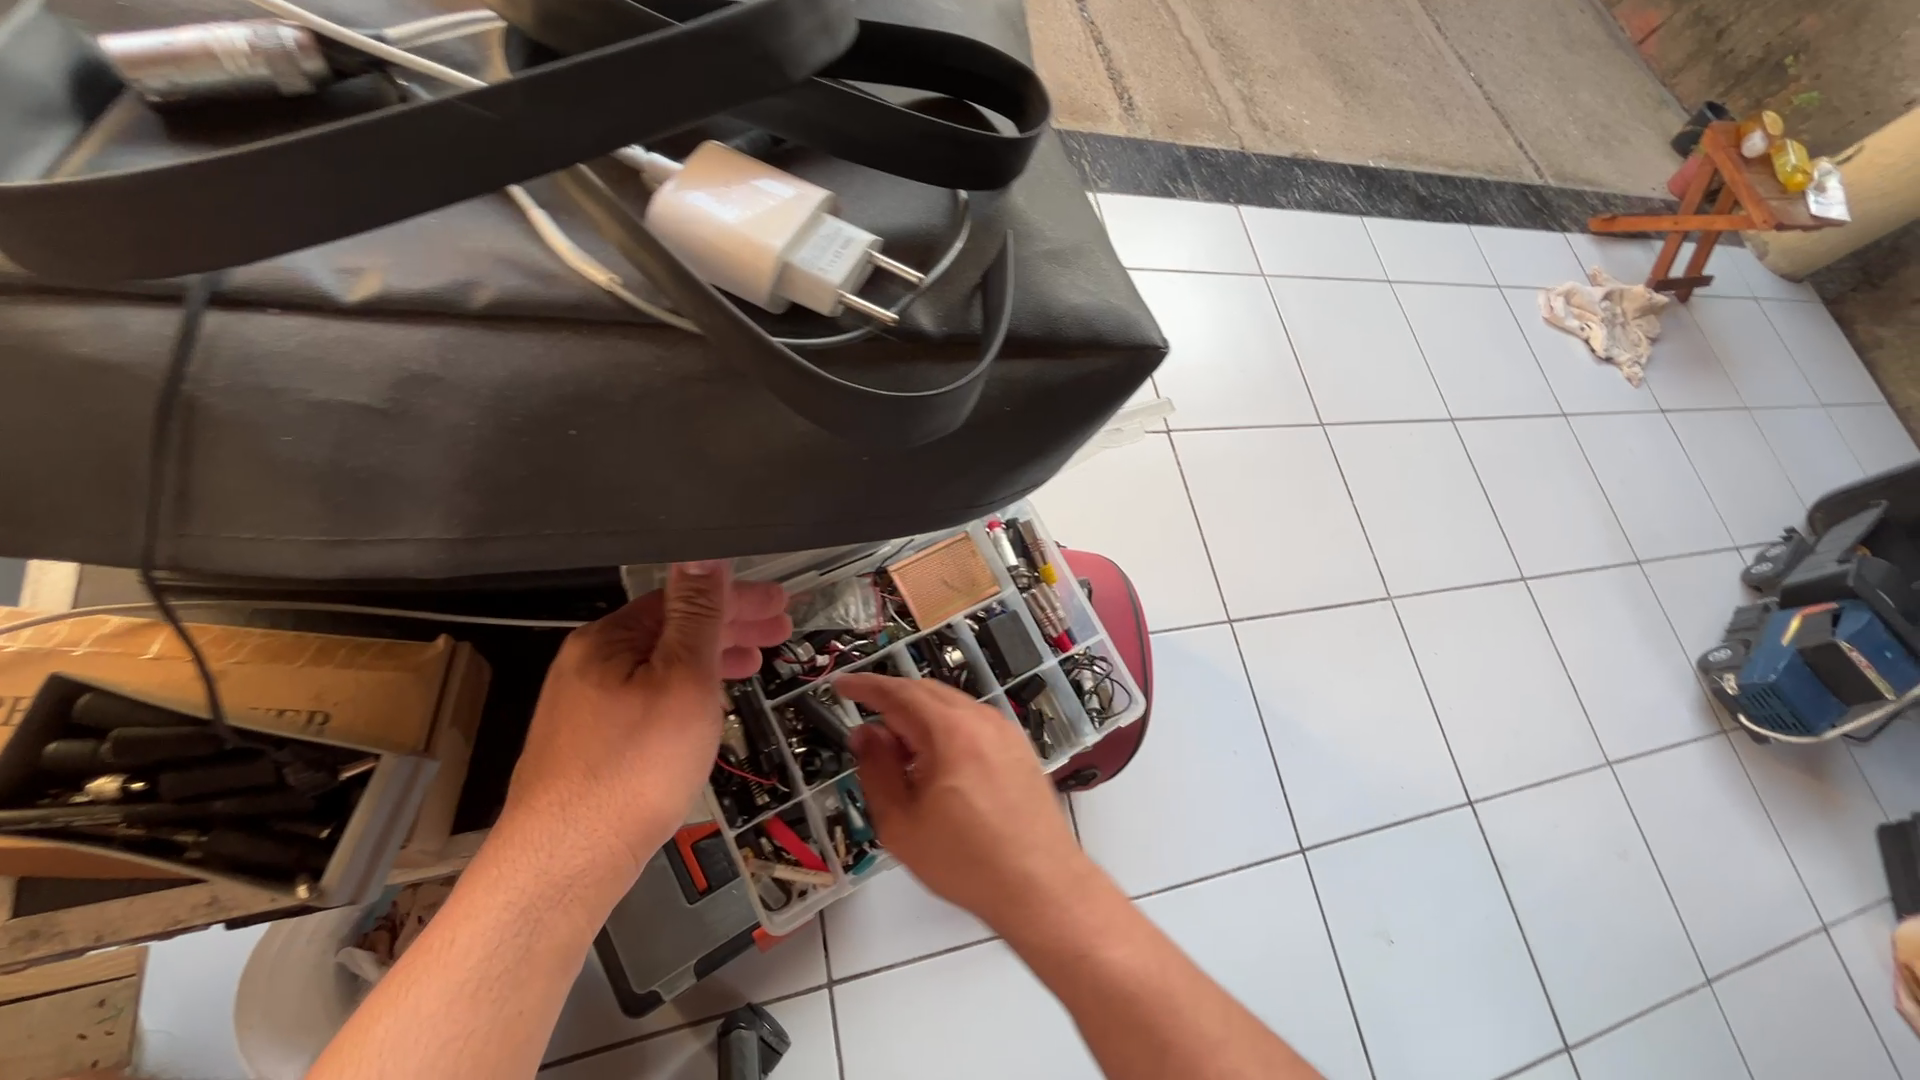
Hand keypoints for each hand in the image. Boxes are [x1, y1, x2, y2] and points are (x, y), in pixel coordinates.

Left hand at [497, 563, 791, 888]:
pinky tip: (705, 708)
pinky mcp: (591, 744)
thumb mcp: (683, 681)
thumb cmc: (635, 767)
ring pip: (661, 666)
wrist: (568, 860)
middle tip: (780, 631)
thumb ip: (698, 616)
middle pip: (672, 629)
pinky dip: (686, 691)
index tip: (780, 605)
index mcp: (609, 639)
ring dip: (712, 660)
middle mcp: (590, 664)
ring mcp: (586, 706)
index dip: (736, 599)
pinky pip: (649, 697)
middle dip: (729, 627)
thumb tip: (704, 554)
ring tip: (755, 665)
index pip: (682, 598)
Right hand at [837, 673, 1093, 931]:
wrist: (1040, 886)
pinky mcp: (1020, 749)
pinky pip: (973, 723)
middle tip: (867, 730)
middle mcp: (982, 720)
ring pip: (952, 707)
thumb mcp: (901, 824)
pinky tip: (936, 765)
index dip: (865, 686)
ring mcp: (1006, 732)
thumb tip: (865, 735)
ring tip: (900, 754)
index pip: (898, 693)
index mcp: (950, 731)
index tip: (842, 685)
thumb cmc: (965, 861)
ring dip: (920, 718)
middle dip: (892, 702)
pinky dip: (946, 730)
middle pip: (927, 693)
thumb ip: (876, 771)